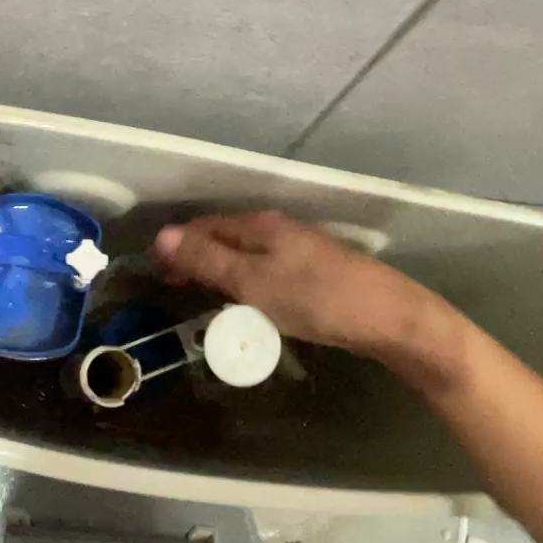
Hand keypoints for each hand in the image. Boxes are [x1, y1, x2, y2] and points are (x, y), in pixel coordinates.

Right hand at [150, 211, 475, 390]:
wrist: (388, 317)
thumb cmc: (314, 298)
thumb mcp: (252, 282)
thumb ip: (208, 260)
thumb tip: (162, 235)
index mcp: (259, 226)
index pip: (204, 226)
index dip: (177, 245)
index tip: (155, 271)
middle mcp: (278, 229)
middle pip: (225, 236)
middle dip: (196, 256)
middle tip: (173, 285)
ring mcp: (299, 250)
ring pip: (246, 253)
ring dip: (220, 268)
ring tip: (202, 294)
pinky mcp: (314, 272)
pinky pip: (265, 269)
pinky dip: (245, 280)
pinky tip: (247, 300)